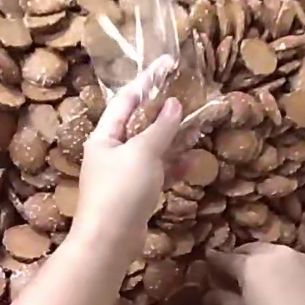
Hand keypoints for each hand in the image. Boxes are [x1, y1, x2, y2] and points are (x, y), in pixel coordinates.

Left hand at [75, 56, 183, 254]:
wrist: (108, 241)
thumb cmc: (120, 191)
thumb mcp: (142, 153)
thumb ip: (160, 127)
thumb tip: (174, 104)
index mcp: (103, 137)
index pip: (126, 100)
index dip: (148, 80)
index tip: (170, 63)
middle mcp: (110, 152)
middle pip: (141, 124)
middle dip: (167, 112)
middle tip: (194, 95)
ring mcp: (122, 175)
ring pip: (152, 149)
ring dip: (175, 139)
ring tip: (200, 126)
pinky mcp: (134, 194)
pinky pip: (157, 173)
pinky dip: (173, 167)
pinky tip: (193, 162)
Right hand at [206, 243, 304, 304]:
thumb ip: (223, 300)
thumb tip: (208, 294)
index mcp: (249, 265)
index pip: (224, 258)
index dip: (213, 261)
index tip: (207, 263)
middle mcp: (272, 253)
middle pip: (248, 248)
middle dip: (237, 257)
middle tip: (231, 271)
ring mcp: (297, 256)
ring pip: (270, 251)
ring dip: (259, 259)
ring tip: (257, 276)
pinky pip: (289, 259)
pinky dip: (279, 265)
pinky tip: (281, 282)